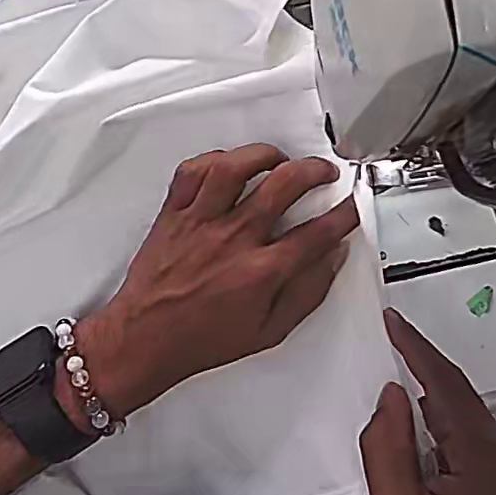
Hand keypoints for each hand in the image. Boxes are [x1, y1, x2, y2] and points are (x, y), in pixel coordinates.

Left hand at [72, 144, 359, 419]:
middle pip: (284, 185)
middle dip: (315, 171)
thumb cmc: (200, 339)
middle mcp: (232, 240)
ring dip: (264, 155)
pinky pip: (192, 172)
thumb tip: (331, 259)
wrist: (144, 339)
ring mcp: (200, 222)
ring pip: (235, 167)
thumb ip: (307, 293)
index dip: (344, 214)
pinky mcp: (174, 214)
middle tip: (323, 174)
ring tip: (279, 159)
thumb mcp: (268, 331)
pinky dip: (213, 160)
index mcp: (260, 272)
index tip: (351, 207)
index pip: (316, 232)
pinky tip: (228, 166)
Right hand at [361, 309, 495, 494]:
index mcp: (486, 455)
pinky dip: (459, 448)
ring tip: (416, 476)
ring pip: (473, 428)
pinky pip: (489, 448)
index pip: (446, 381)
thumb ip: (386, 450)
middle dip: (421, 399)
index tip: (393, 320)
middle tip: (388, 420)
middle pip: (459, 404)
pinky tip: (442, 486)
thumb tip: (391, 398)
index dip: (416, 346)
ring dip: (440, 431)